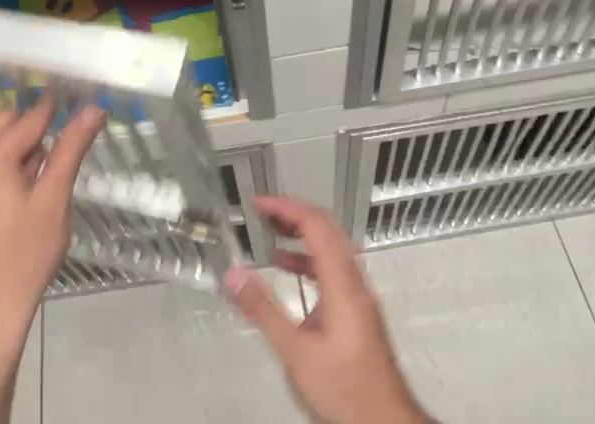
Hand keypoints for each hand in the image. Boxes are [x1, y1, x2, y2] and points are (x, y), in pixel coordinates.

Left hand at [0, 98, 105, 324]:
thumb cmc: (26, 252)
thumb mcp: (54, 197)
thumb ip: (71, 148)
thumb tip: (92, 109)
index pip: (29, 118)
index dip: (56, 108)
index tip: (78, 97)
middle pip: (5, 124)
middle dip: (34, 128)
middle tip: (64, 144)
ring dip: (19, 148)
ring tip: (46, 175)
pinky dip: (3, 165)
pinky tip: (25, 190)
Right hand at [225, 195, 432, 423]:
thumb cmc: (346, 390)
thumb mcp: (296, 353)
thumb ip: (263, 311)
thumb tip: (234, 274)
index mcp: (343, 284)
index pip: (316, 225)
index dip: (286, 207)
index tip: (258, 204)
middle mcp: (355, 283)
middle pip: (327, 230)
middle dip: (293, 214)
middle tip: (262, 212)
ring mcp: (360, 298)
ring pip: (332, 250)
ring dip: (302, 236)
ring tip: (271, 236)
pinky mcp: (358, 313)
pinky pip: (333, 270)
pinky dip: (309, 261)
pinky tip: (289, 274)